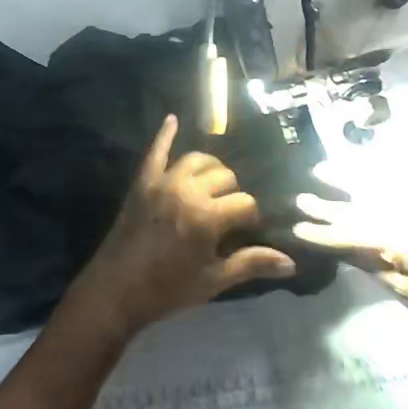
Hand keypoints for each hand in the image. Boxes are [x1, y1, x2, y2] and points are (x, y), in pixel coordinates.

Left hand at [63, 116, 296, 341]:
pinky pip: (155, 152)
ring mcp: (162, 182)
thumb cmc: (168, 289)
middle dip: (233, 191)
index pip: (246, 203)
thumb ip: (251, 264)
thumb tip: (291, 263)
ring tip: (215, 182)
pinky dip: (164, 134)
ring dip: (211, 167)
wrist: (117, 289)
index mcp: (208, 216)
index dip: (251, 217)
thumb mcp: (214, 280)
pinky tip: (172, 119)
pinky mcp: (142, 182)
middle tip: (229, 211)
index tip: (246, 230)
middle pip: (224, 176)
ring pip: (196, 159)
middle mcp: (187, 190)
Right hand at [294, 169, 407, 356]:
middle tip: (301, 196)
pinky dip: (382, 166)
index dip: (321, 231)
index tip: (296, 228)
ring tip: (324, 170)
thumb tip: (339, 247)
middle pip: (359, 199)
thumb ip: (372, 263)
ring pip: (379, 176)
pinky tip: (366, 163)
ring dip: (348, 173)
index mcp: (404, 239)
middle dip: (328, 200)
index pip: (349, 231)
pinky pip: (407, 170)